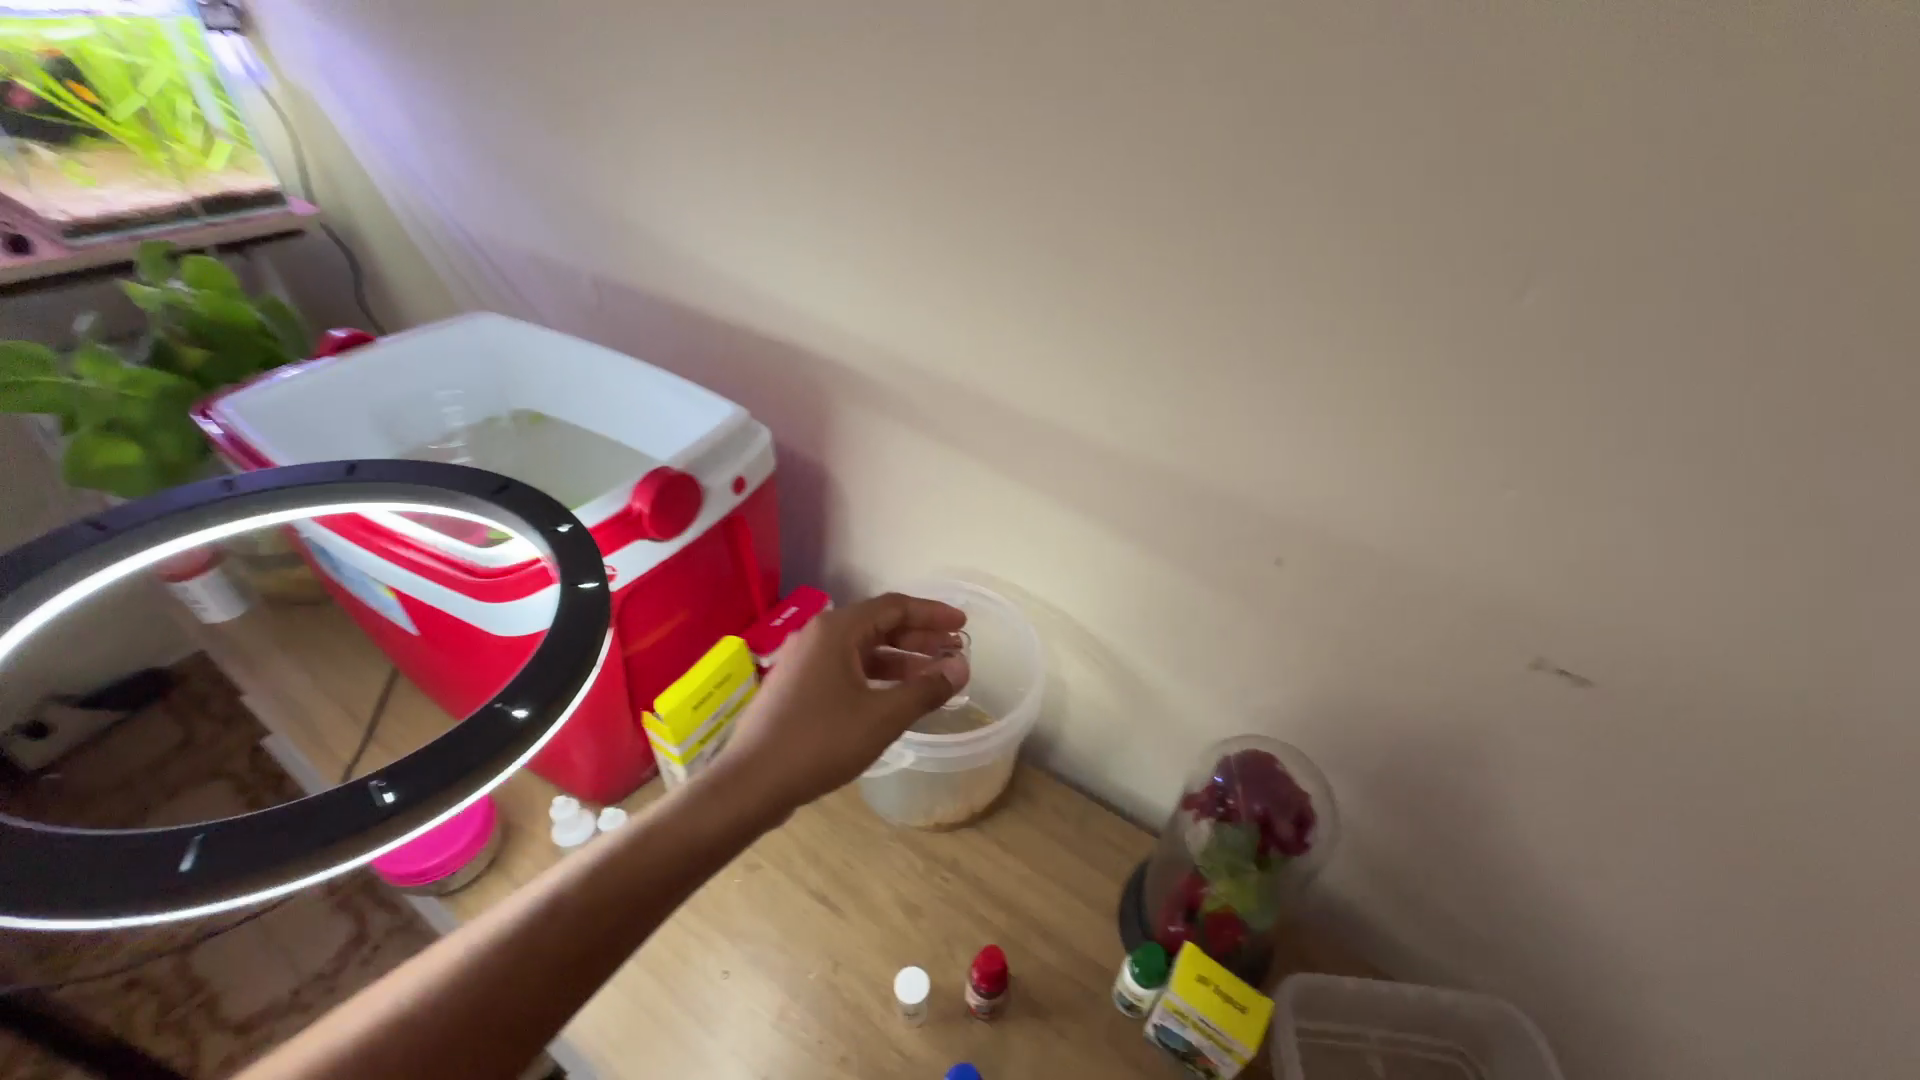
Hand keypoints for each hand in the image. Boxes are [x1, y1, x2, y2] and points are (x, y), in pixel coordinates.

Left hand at [720, 593, 969, 814]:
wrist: (752, 782)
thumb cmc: (820, 742)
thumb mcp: (882, 717)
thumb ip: (926, 689)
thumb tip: (961, 667)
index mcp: (837, 630)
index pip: (895, 606)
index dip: (933, 615)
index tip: (963, 626)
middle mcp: (818, 636)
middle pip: (879, 625)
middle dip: (920, 638)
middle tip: (955, 652)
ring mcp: (804, 662)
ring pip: (863, 650)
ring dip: (900, 660)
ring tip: (935, 676)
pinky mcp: (798, 687)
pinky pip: (847, 670)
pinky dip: (877, 677)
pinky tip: (897, 697)